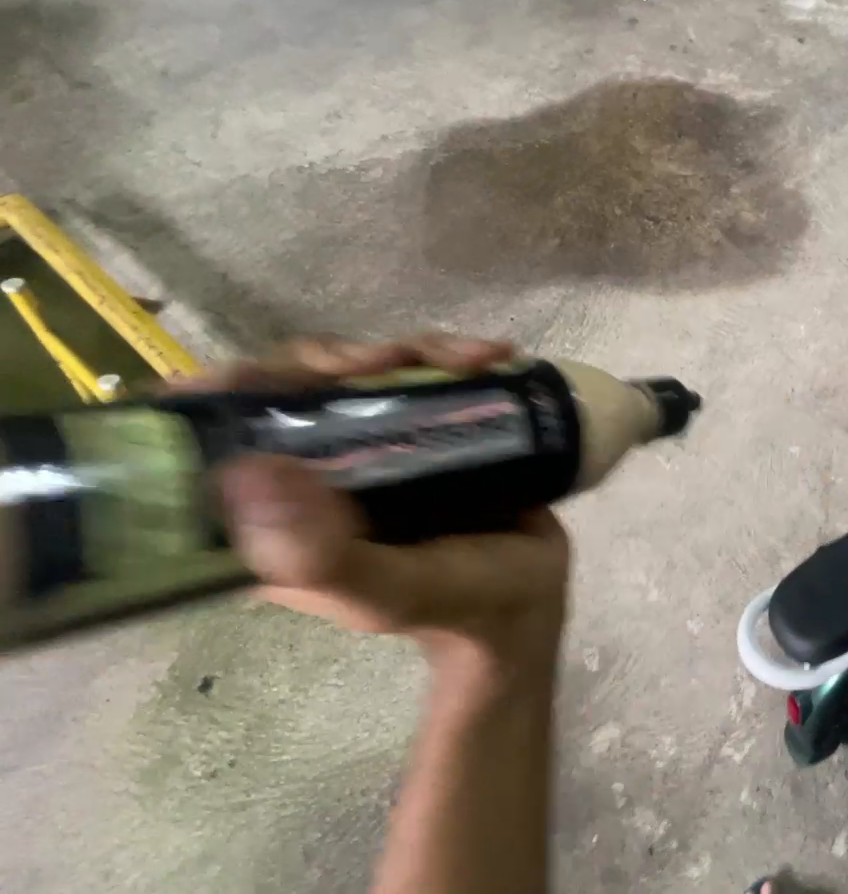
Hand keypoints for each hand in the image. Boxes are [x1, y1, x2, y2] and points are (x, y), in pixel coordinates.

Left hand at [176, 335, 571, 684]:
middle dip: (342, 357)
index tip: (279, 377)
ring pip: (364, 367)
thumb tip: (248, 468)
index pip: (210, 432)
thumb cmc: (455, 602)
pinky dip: (457, 354)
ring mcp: (372, 443)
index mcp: (266, 513)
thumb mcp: (384, 594)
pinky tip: (498, 356)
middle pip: (294, 380)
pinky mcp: (429, 426)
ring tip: (478, 358)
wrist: (535, 595)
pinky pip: (424, 373)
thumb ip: (317, 554)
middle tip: (395, 363)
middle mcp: (309, 468)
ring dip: (416, 349)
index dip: (230, 389)